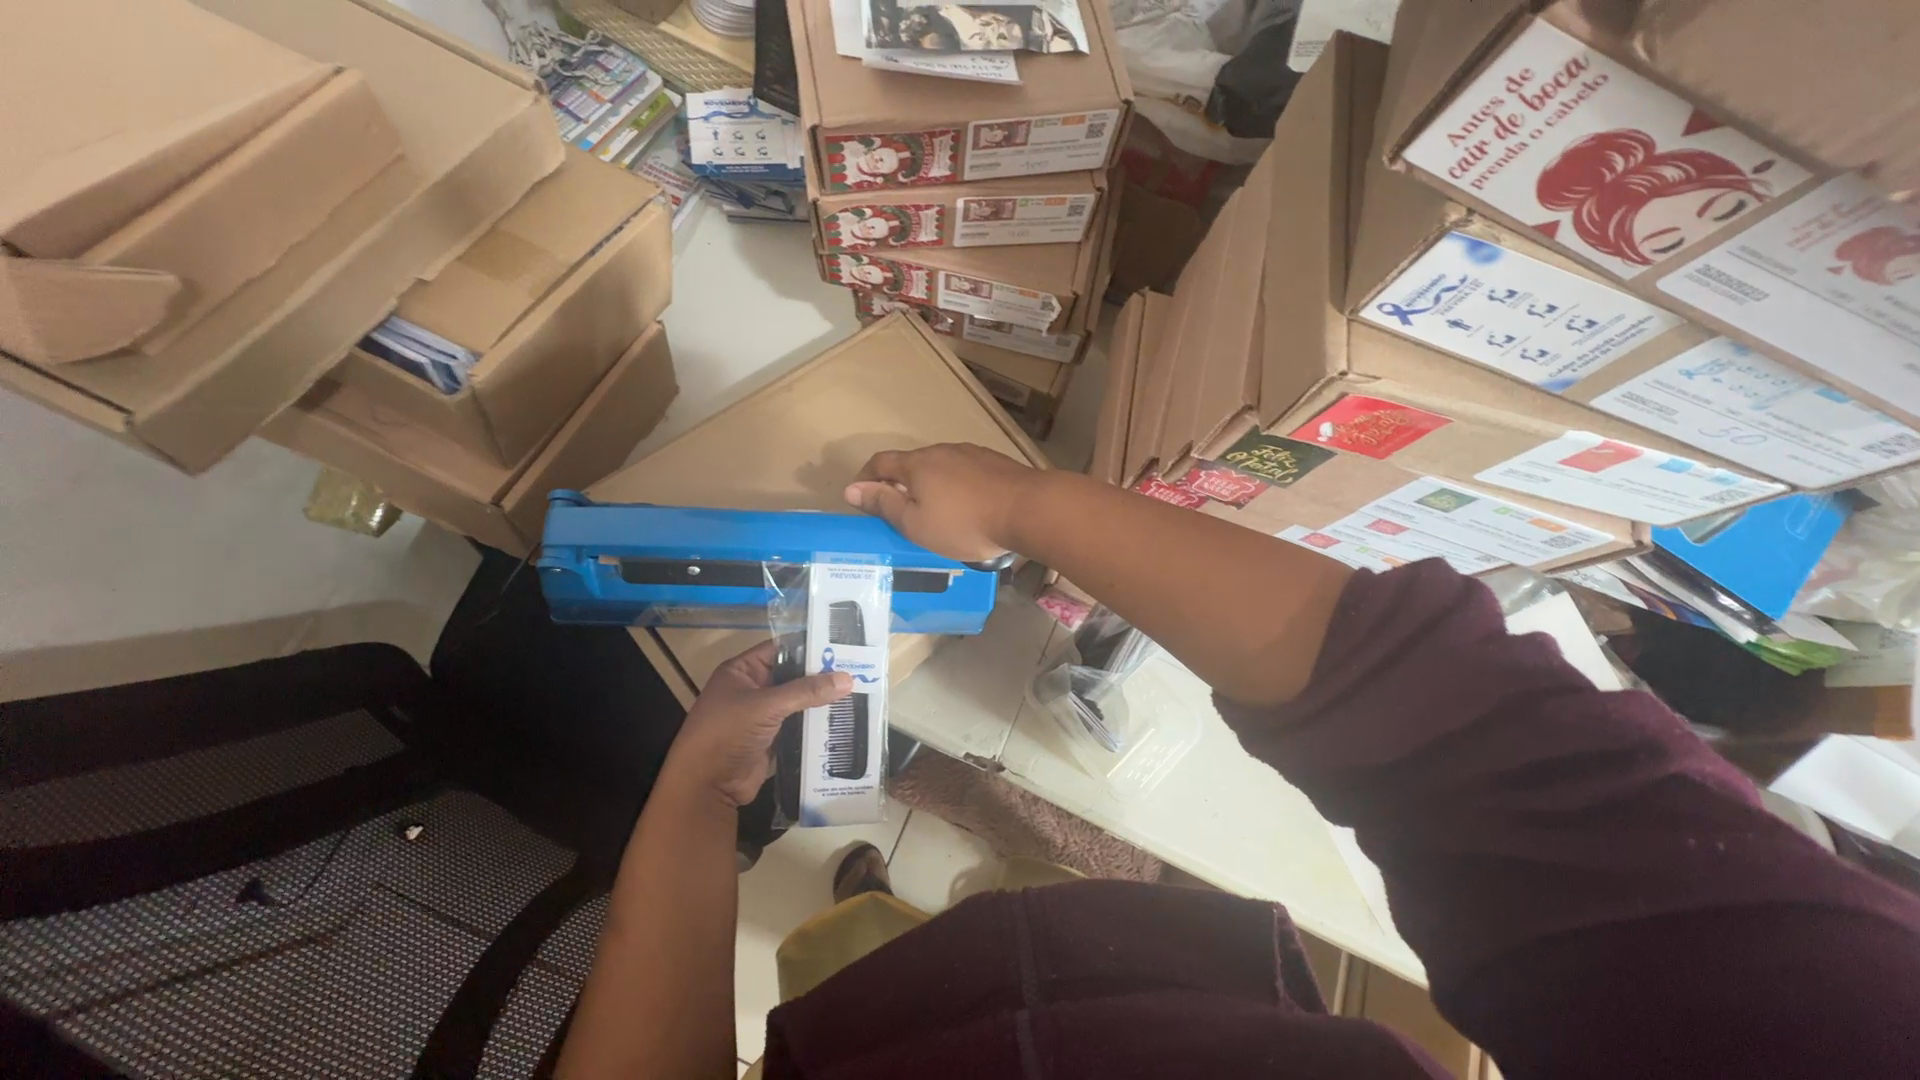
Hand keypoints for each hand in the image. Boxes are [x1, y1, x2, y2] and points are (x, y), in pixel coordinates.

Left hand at [665, 639, 850, 807]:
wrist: (706, 786)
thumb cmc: (727, 734)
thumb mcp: (766, 706)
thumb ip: (806, 691)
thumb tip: (847, 679)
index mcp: (742, 671)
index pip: (780, 649)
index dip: (809, 645)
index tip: (842, 643)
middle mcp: (753, 689)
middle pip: (793, 676)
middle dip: (822, 675)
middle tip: (860, 668)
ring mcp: (762, 716)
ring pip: (798, 702)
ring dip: (822, 701)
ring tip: (860, 692)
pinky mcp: (772, 740)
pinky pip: (799, 726)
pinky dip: (817, 724)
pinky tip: (845, 720)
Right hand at [843, 443, 1042, 561]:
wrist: (1028, 509)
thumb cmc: (965, 523)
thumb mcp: (916, 523)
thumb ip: (884, 504)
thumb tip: (852, 489)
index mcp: (917, 464)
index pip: (881, 463)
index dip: (866, 478)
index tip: (859, 496)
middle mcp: (942, 451)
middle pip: (911, 463)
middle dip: (899, 483)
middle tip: (897, 510)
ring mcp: (972, 454)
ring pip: (940, 467)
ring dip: (930, 485)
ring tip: (934, 511)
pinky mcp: (996, 463)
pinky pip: (965, 473)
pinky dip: (955, 487)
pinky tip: (966, 506)